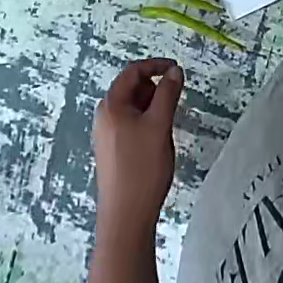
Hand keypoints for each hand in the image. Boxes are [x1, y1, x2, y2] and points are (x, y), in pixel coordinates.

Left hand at [92, 58, 183, 235]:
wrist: (126, 216)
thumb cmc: (143, 167)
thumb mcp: (159, 125)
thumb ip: (168, 94)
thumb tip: (175, 70)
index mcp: (111, 105)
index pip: (132, 72)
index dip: (155, 65)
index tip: (177, 69)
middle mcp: (104, 116)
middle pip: (131, 88)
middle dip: (155, 87)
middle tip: (176, 99)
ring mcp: (106, 134)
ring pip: (132, 107)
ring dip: (152, 105)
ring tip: (169, 121)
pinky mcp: (112, 150)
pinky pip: (130, 123)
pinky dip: (146, 120)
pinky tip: (159, 138)